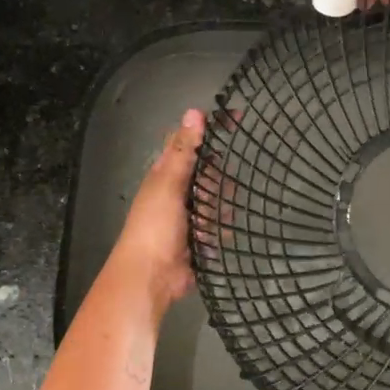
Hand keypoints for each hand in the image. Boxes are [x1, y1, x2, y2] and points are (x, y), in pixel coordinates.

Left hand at [110, 108, 204, 311]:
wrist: (151, 277)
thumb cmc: (154, 226)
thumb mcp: (169, 184)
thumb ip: (184, 150)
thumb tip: (195, 111)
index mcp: (167, 172)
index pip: (191, 140)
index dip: (211, 128)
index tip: (237, 118)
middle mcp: (180, 189)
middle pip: (211, 172)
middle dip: (217, 182)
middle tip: (207, 197)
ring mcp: (192, 213)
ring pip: (219, 198)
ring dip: (217, 210)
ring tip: (205, 224)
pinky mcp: (202, 235)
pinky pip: (221, 224)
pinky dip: (218, 231)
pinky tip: (210, 240)